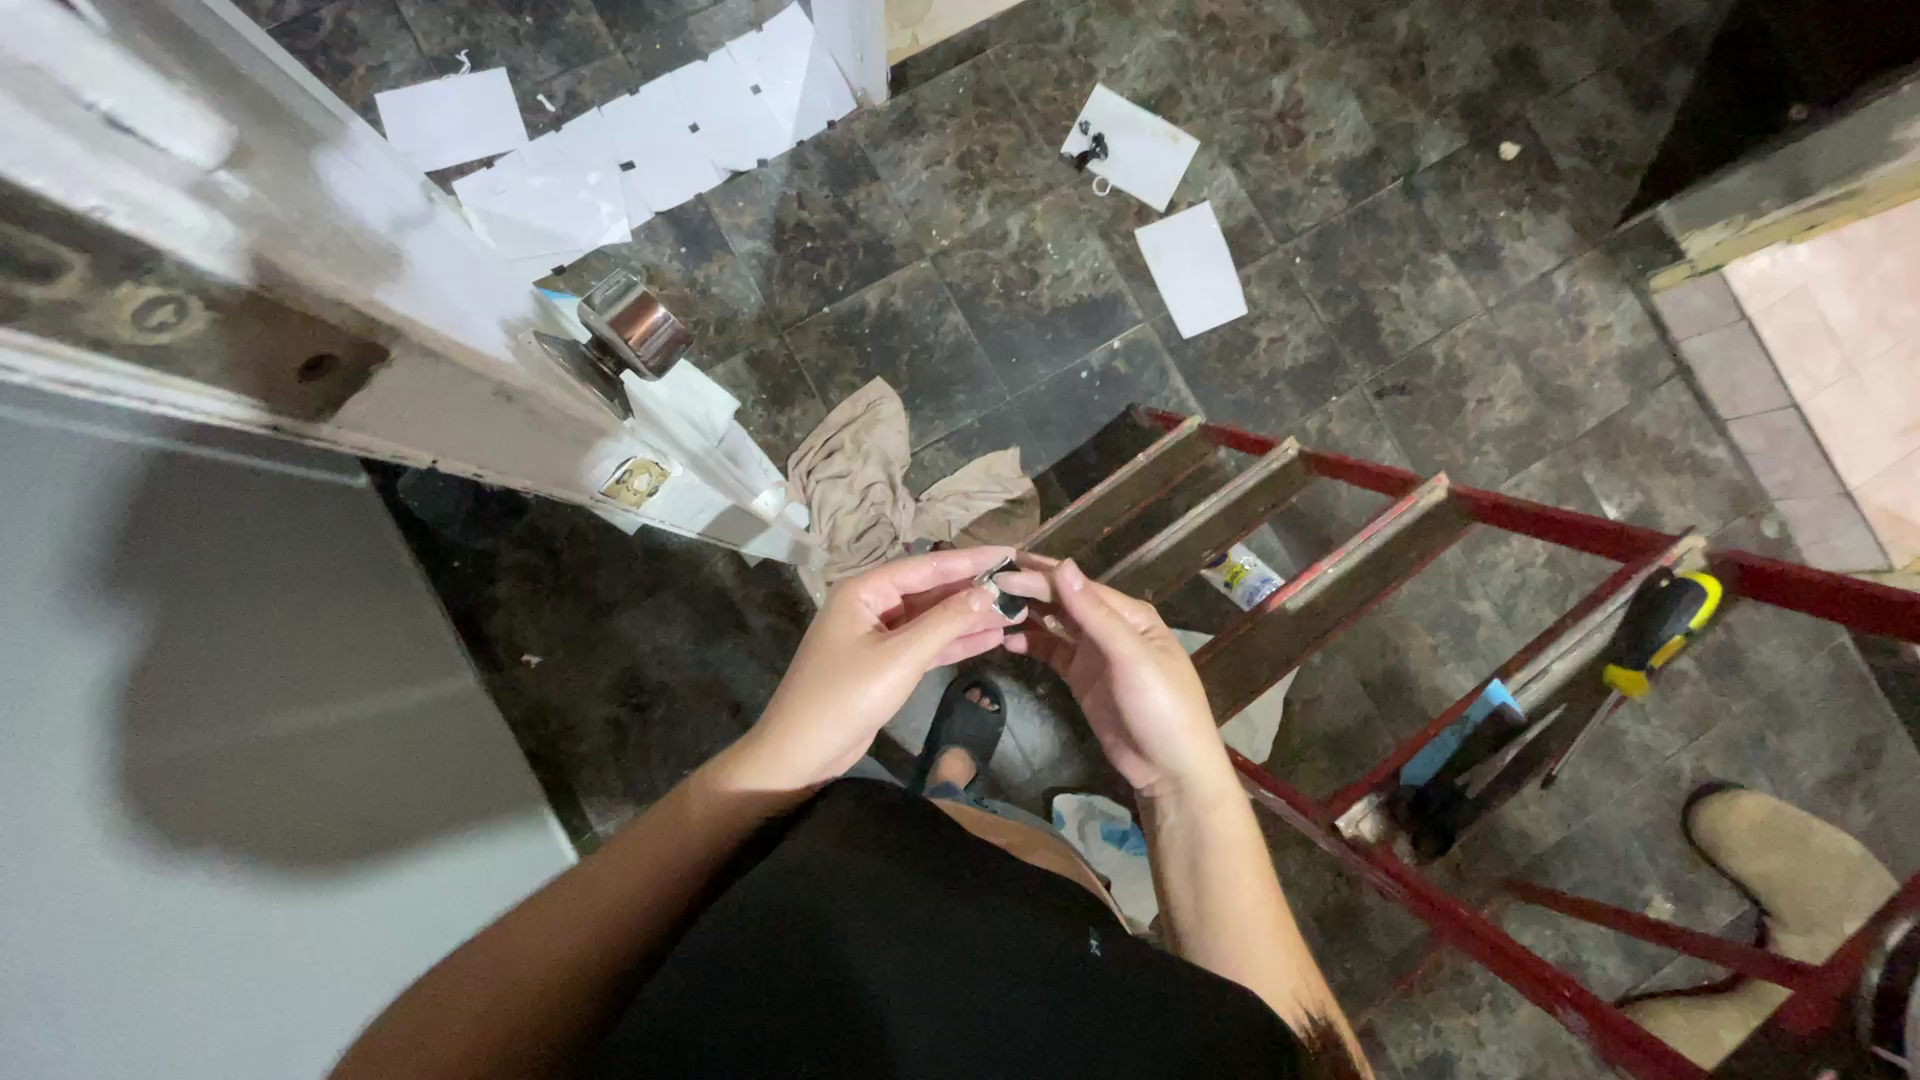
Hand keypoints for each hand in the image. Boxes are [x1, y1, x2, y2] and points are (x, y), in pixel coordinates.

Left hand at [722, 547, 1020, 791]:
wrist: (802, 752)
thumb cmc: (845, 696)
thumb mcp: (900, 657)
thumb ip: (945, 622)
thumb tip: (987, 592)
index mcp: (864, 590)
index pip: (926, 567)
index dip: (969, 560)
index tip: (1008, 553)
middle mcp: (871, 605)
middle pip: (931, 591)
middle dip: (973, 591)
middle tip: (1020, 586)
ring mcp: (878, 635)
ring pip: (932, 619)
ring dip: (970, 618)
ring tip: (1016, 612)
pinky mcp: (886, 664)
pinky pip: (926, 645)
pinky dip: (955, 643)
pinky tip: (991, 637)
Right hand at [999, 557, 1234, 797]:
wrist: (1170, 769)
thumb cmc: (1162, 706)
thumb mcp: (1131, 656)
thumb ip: (1095, 613)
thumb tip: (1063, 566)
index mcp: (1129, 614)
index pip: (1078, 586)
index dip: (1041, 577)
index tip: (1004, 570)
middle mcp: (1111, 627)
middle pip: (1065, 601)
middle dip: (1030, 591)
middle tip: (989, 583)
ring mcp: (1095, 654)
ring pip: (1056, 625)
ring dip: (1028, 615)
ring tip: (991, 609)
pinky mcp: (1082, 678)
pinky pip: (1053, 653)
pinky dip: (1032, 645)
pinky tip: (1008, 642)